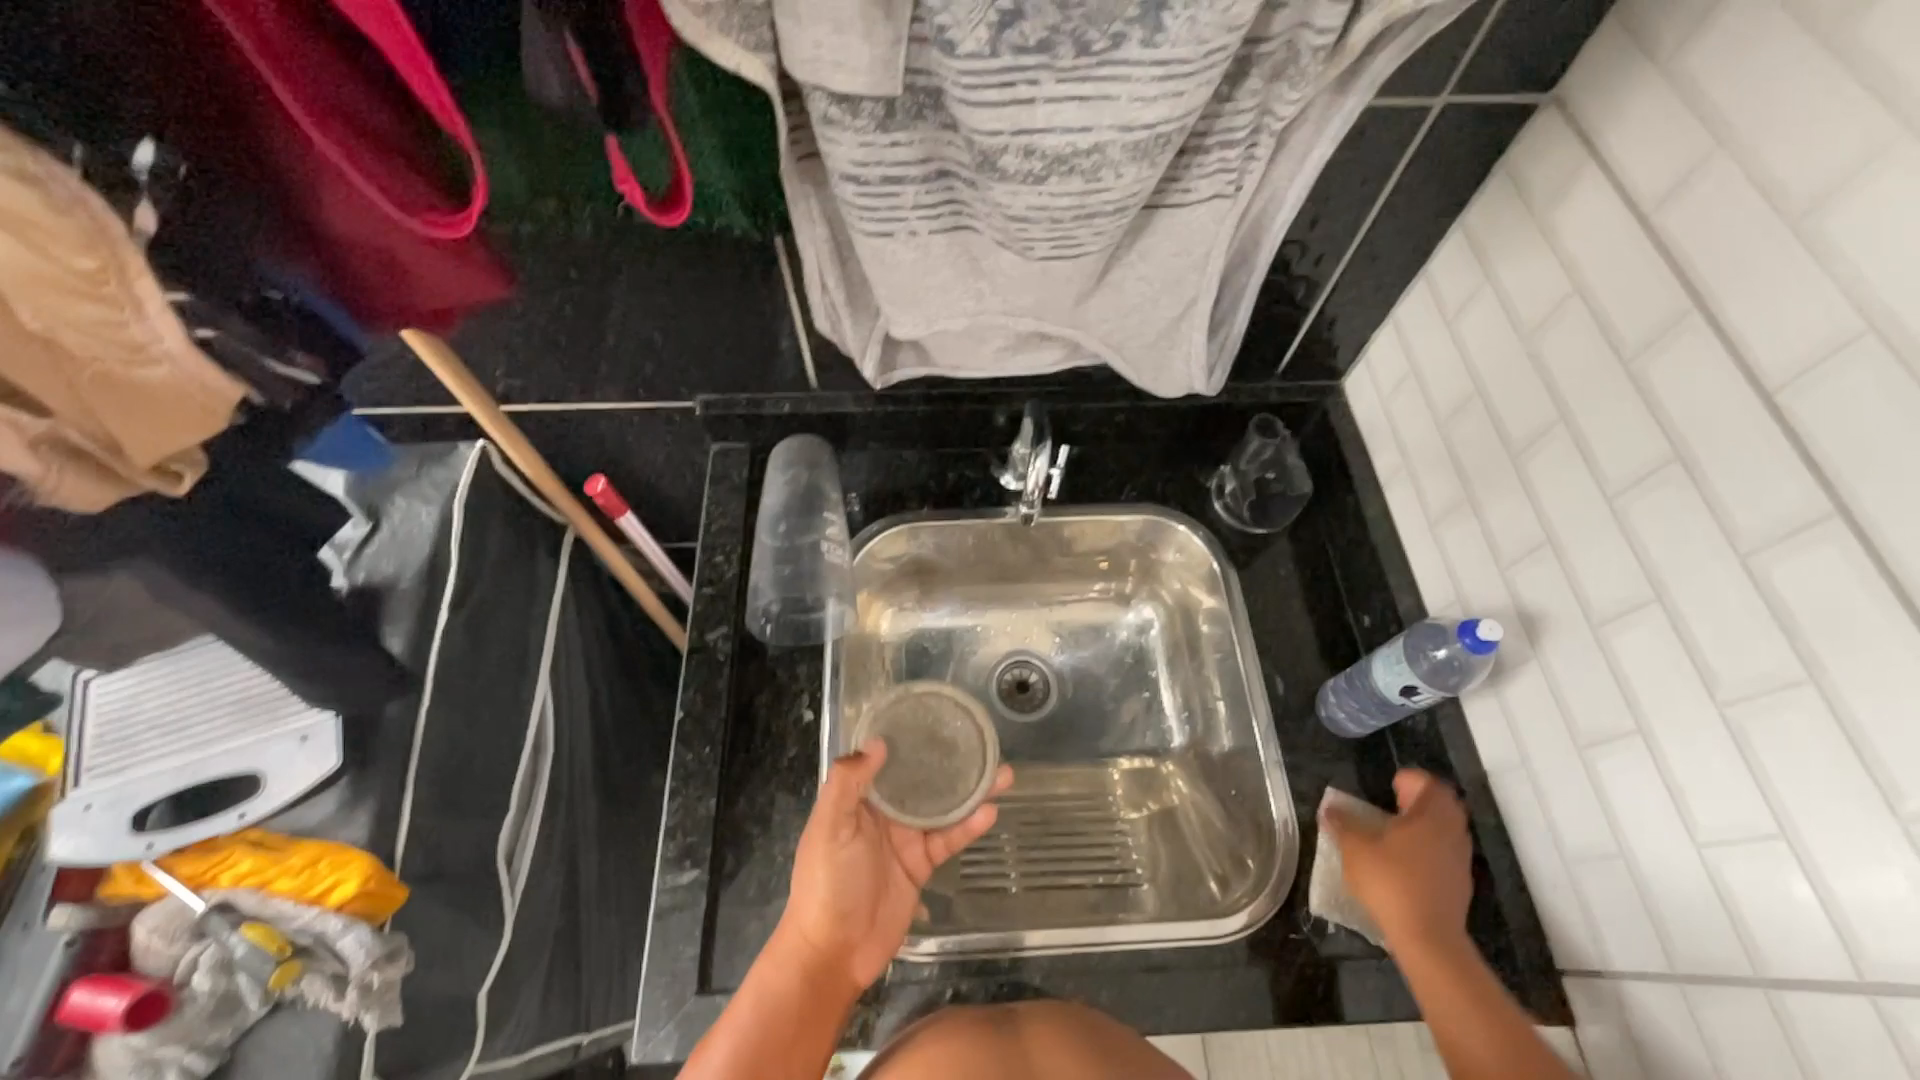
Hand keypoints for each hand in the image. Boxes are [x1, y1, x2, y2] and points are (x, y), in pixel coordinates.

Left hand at [777, 738, 1013, 991]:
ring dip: (969, 792)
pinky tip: (990, 812)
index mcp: (856, 800)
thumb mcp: (829, 827)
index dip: (907, 740)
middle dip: (948, 763)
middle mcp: (882, 815)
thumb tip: (878, 742)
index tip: (935, 718)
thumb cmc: (826, 882)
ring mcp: (903, 841)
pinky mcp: (920, 866)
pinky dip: (968, 827)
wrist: (835, 950)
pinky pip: (948, 840)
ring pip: (941, 808)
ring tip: (1002, 774)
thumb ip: (848, 783)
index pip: (884, 761)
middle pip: (920, 781)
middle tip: (982, 745)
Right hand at [1321, 769, 1471, 953]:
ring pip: (1445, 830)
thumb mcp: (1355, 849)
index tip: (1389, 787)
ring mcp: (1460, 858)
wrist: (1427, 936)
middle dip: (1418, 801)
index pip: (1428, 782)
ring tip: (1395, 836)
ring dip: (1424, 826)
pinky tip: (1405, 865)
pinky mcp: (1460, 883)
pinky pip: (1445, 854)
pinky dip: (1429, 850)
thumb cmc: (1390, 882)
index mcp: (1431, 814)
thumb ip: (1342, 824)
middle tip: (1392, 806)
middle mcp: (1452, 831)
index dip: (1409, 779)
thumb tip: (1330, 809)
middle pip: (1442, 804)